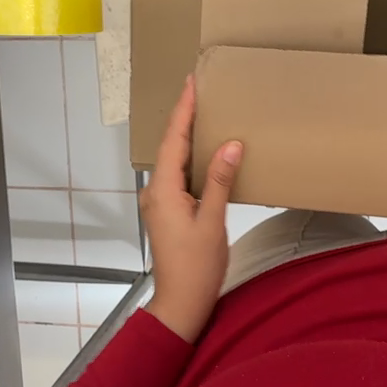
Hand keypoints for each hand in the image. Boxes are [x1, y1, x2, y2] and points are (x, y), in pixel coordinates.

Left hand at [141, 77, 242, 342]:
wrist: (182, 303)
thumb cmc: (197, 267)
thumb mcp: (213, 221)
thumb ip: (220, 181)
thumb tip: (230, 144)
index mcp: (163, 190)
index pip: (172, 140)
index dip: (183, 111)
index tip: (191, 83)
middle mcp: (156, 192)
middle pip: (170, 147)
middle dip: (185, 118)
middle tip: (201, 91)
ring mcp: (161, 203)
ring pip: (174, 162)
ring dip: (188, 139)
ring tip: (206, 115)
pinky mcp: (169, 213)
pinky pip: (180, 176)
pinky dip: (192, 160)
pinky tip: (207, 155)